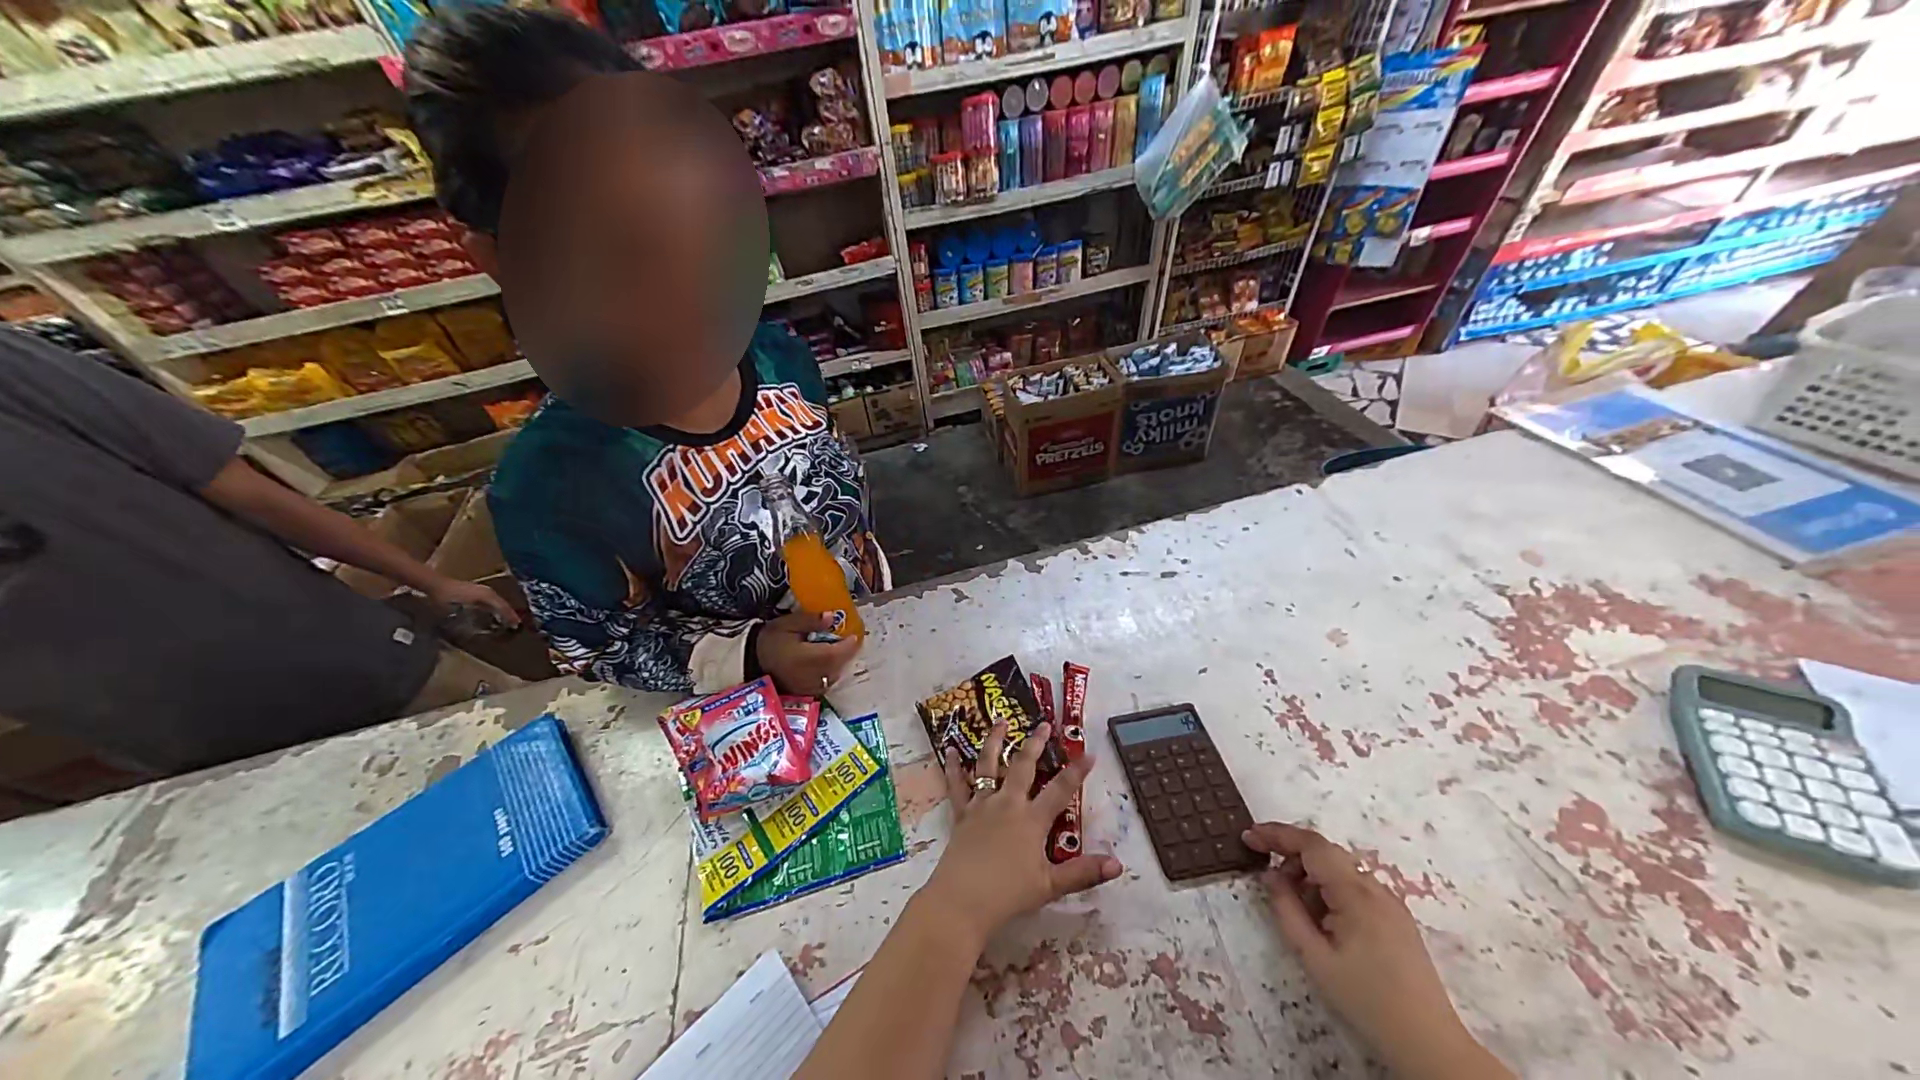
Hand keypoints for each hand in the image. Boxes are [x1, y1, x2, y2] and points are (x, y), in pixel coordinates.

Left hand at [423, 576, 520, 628]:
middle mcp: (488, 591)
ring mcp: (481, 590)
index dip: (510, 616)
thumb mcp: (458, 610)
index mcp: (487, 596)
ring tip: (507, 618)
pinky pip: (491, 599)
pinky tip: (492, 612)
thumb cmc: (446, 598)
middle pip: (503, 603)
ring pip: (497, 601)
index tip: (516, 625)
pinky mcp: (475, 590)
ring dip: (502, 609)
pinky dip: (495, 606)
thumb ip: (474, 617)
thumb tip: (485, 627)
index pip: (503, 607)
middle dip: (509, 613)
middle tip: (515, 624)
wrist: (433, 584)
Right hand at [756, 611, 861, 695]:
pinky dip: (830, 674)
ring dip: (840, 664)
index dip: (847, 646)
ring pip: (832, 677)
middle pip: (836, 666)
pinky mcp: (803, 694)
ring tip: (840, 651)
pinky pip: (824, 685)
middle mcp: (809, 676)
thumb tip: (831, 617)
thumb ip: (810, 621)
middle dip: (846, 654)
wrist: (750, 661)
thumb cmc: (770, 640)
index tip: (855, 636)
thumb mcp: (787, 624)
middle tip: (850, 642)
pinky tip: (828, 665)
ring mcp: (806, 688)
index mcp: (804, 658)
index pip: (833, 654)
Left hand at [923, 721, 1122, 946]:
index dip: (1076, 772)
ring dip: (995, 741)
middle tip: (1043, 725)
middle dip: (1035, 744)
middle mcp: (1007, 804)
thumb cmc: (1008, 894)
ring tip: (1000, 721)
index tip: (1089, 753)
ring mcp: (982, 806)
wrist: (962, 900)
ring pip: (988, 766)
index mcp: (1032, 820)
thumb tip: (1118, 865)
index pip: (1060, 791)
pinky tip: (950, 750)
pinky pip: (957, 786)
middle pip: (1023, 767)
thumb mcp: (1050, 886)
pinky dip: (953, 767)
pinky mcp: (961, 814)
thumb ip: (1082, 873)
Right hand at [1244, 822, 1510, 1079]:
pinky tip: (1321, 921)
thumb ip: (1286, 909)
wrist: (1428, 1043)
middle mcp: (1376, 889)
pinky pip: (1354, 889)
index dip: (1276, 835)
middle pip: (1325, 853)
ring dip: (1310, 878)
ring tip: (1296, 911)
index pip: (1311, 845)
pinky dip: (1328, 892)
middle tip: (1268, 880)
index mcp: (1356, 893)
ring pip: (1339, 871)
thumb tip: (1271, 875)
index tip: (1248, 837)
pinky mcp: (1395, 918)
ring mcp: (1390, 903)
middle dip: (1291, 858)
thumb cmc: (1365, 1000)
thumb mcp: (1313, 957)